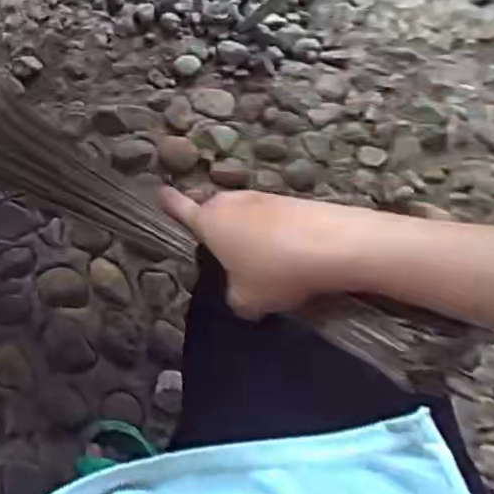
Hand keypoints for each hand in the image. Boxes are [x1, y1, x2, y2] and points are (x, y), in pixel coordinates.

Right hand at [158, 187, 373, 317]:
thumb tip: (239, 296)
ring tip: (263, 260)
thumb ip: (233, 298)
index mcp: (207, 221)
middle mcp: (227, 202)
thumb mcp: (247, 300)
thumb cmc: (275, 270)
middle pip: (212, 210)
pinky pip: (271, 218)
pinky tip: (291, 255)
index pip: (177, 206)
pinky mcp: (289, 200)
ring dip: (248, 231)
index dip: (167, 202)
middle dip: (215, 226)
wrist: (335, 244)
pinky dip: (275, 233)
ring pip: (243, 214)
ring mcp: (259, 197)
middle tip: (224, 252)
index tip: (159, 193)